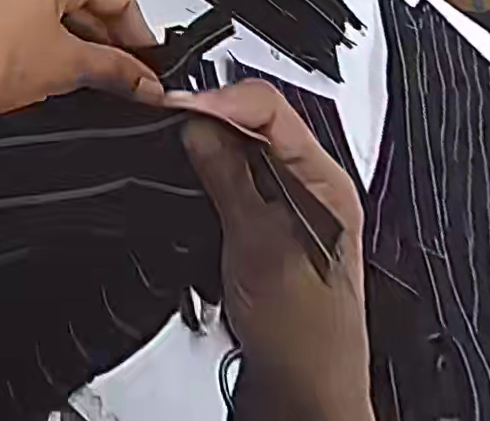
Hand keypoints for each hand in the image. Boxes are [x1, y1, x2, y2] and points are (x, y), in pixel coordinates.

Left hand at [0, 0, 162, 114]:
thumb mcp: (64, 64)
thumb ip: (113, 70)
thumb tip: (143, 80)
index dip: (141, 40)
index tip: (153, 71)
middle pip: (93, 3)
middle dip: (111, 46)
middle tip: (131, 85)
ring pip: (66, 13)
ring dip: (84, 49)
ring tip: (98, 86)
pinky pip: (40, 18)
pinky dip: (56, 45)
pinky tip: (62, 75)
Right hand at [172, 80, 371, 420]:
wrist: (300, 388)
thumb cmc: (304, 336)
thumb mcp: (262, 250)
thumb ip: (231, 180)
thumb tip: (197, 124)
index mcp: (324, 182)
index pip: (270, 110)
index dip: (221, 101)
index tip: (178, 107)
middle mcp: (306, 179)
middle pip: (252, 114)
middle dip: (207, 108)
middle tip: (165, 113)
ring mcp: (282, 191)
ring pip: (237, 136)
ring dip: (202, 129)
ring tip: (169, 130)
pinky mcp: (259, 205)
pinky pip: (228, 161)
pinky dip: (202, 153)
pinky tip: (183, 157)